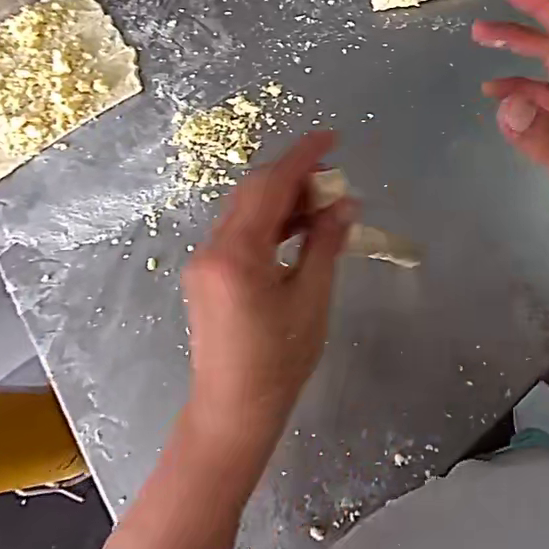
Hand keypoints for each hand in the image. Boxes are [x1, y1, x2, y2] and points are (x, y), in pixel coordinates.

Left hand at [180, 132, 355, 448]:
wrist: (231, 411)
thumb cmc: (278, 363)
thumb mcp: (311, 300)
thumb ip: (324, 244)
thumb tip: (344, 204)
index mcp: (237, 253)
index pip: (271, 186)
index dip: (302, 157)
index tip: (330, 138)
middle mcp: (212, 247)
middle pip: (253, 191)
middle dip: (292, 175)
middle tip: (332, 177)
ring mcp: (204, 259)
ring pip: (244, 208)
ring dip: (280, 197)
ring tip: (320, 201)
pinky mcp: (205, 272)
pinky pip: (238, 230)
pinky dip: (267, 220)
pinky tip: (295, 227)